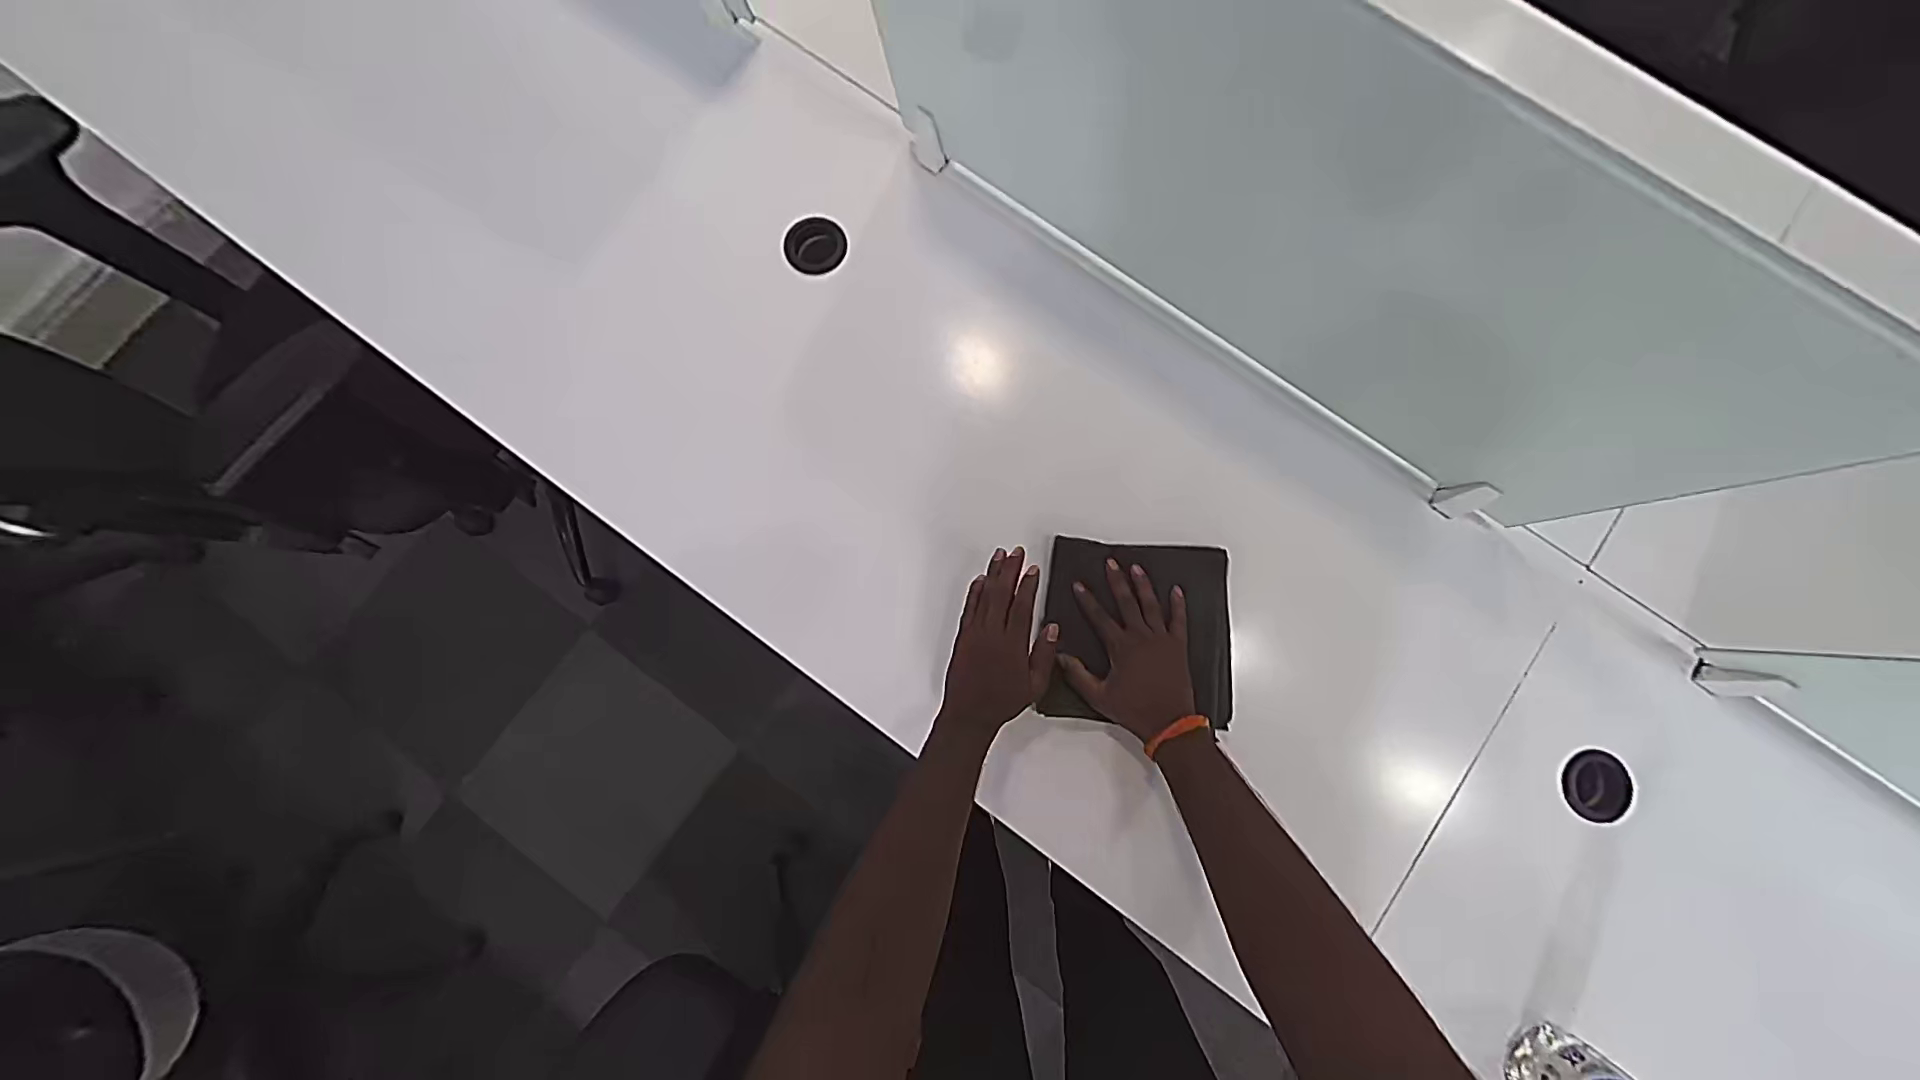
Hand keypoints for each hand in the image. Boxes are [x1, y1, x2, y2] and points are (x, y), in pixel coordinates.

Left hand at [935, 546, 1058, 746]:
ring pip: (985, 596)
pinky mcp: (963, 637)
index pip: (1022, 605)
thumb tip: (1051, 629)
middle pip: (1002, 593)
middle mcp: (992, 634)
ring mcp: (975, 634)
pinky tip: (980, 581)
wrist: (969, 713)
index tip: (1033, 569)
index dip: (1028, 584)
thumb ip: (1044, 654)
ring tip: (999, 557)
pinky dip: (975, 592)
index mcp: (1012, 644)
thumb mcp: (1034, 685)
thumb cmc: (1001, 702)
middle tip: (1016, 553)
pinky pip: (969, 608)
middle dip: (1010, 570)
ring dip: (993, 574)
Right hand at [1058, 559, 1196, 743]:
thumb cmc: (1135, 710)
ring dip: (1143, 585)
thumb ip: (1078, 675)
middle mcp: (1141, 638)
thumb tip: (1062, 658)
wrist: (1169, 722)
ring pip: (1151, 605)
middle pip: (1126, 602)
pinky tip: (1176, 590)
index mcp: (1121, 647)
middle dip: (1116, 581)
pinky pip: (1179, 620)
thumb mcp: (1099, 696)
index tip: (1080, 585)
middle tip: (1110, 564)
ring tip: (1136, 569)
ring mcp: (1161, 640)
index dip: (1088, 599)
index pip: (1099, 617)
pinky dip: (1178, 604)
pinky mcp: (1178, 646)